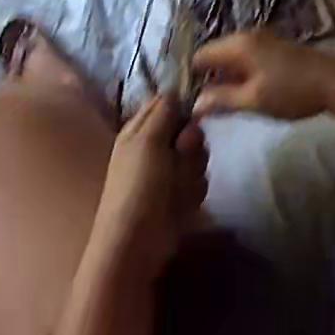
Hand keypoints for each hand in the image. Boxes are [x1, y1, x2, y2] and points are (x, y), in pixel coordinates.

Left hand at [94, 95, 208, 275]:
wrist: (135, 245)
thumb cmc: (137, 187)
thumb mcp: (147, 141)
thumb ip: (163, 111)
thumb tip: (175, 89)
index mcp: (139, 129)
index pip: (168, 102)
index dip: (183, 105)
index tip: (190, 114)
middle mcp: (154, 147)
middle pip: (189, 129)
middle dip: (191, 143)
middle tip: (182, 152)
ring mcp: (168, 173)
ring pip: (198, 156)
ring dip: (192, 170)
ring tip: (178, 187)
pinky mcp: (180, 195)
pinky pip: (199, 181)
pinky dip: (193, 192)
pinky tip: (182, 204)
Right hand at [190, 31, 334, 120]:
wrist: (334, 83)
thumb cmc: (291, 91)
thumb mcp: (254, 100)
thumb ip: (222, 100)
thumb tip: (194, 104)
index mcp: (239, 44)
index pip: (202, 54)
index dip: (191, 75)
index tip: (184, 99)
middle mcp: (247, 35)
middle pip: (216, 54)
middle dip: (206, 77)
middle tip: (198, 105)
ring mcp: (262, 40)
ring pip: (231, 57)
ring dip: (223, 77)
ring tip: (215, 103)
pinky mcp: (273, 49)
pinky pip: (245, 58)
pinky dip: (237, 74)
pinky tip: (238, 93)